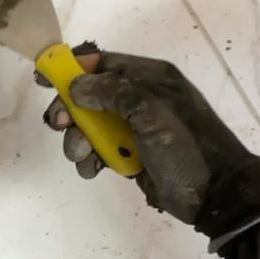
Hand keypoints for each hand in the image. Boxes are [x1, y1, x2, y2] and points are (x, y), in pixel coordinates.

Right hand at [38, 45, 259, 247]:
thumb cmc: (187, 147)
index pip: (102, 62)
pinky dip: (90, 159)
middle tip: (58, 125)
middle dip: (69, 110)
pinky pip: (98, 150)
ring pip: (88, 125)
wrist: (216, 196)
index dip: (71, 67)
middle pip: (88, 94)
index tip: (43, 79)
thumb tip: (76, 86)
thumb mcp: (151, 112)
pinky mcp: (130, 154)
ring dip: (78, 139)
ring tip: (83, 156)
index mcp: (149, 77)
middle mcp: (139, 98)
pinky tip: (93, 169)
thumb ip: (111, 93)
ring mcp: (133, 127)